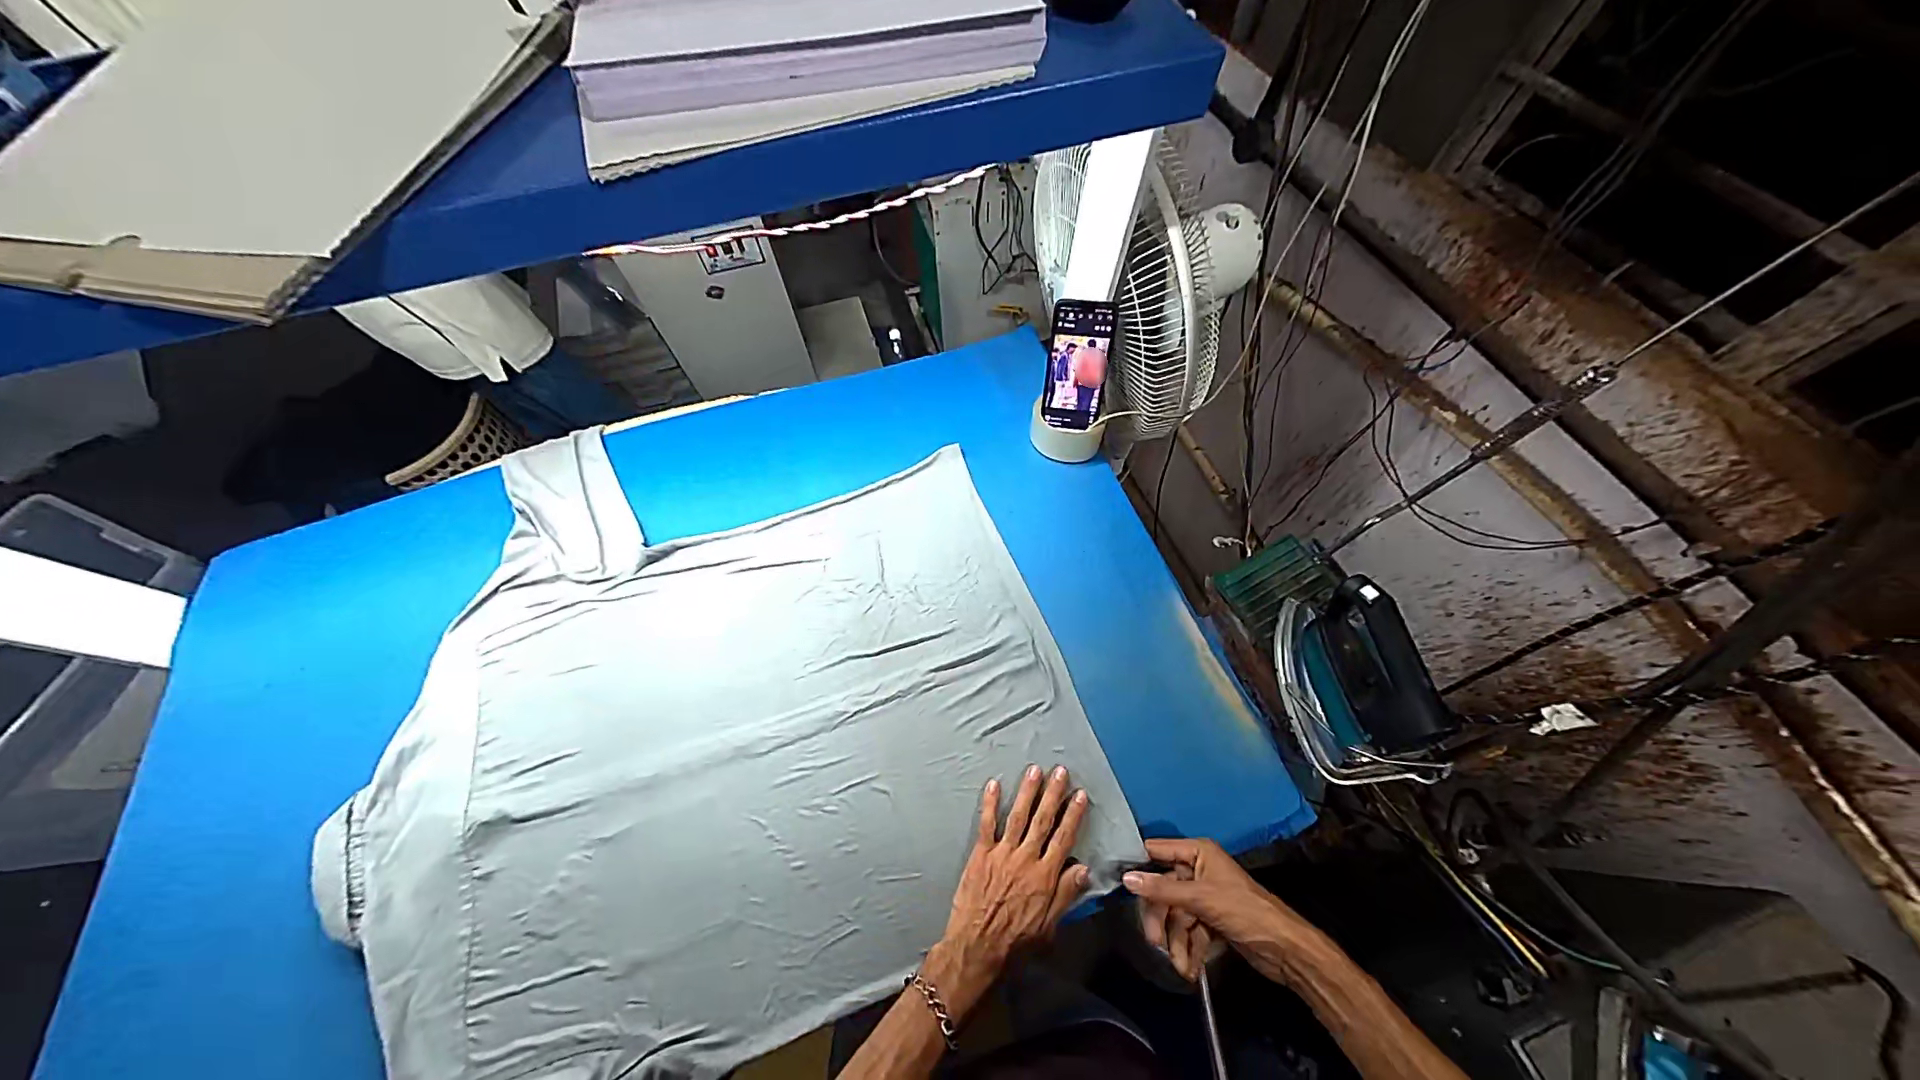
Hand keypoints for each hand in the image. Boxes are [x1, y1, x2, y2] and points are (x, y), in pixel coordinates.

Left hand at [923, 765, 1091, 1019]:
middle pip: (1043, 820)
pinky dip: (989, 803)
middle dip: (1053, 794)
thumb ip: (1066, 894)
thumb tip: (1084, 868)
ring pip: (1018, 816)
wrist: (977, 946)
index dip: (1073, 815)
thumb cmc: (1015, 942)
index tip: (1080, 795)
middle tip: (1060, 771)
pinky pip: (986, 823)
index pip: (1064, 838)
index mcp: (1045, 876)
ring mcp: (1002, 853)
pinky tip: (993, 784)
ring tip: (1034, 770)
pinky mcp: (980, 854)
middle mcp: (1026, 859)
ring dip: (1027, 791)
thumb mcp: (1049, 926)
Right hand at [1124, 837, 1327, 984]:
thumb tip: (1126, 878)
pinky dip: (1187, 950)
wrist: (1286, 951)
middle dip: (1160, 920)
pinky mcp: (1210, 920)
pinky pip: (1188, 931)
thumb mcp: (1201, 899)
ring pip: (1174, 915)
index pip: (1157, 852)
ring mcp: (1203, 896)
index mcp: (1197, 852)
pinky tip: (1190, 969)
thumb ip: (1162, 890)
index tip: (1118, 882)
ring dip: (1175, 942)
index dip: (1139, 866)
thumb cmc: (1245, 911)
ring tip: (1180, 967)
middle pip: (1163, 890)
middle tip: (1155, 943)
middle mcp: (1197, 870)